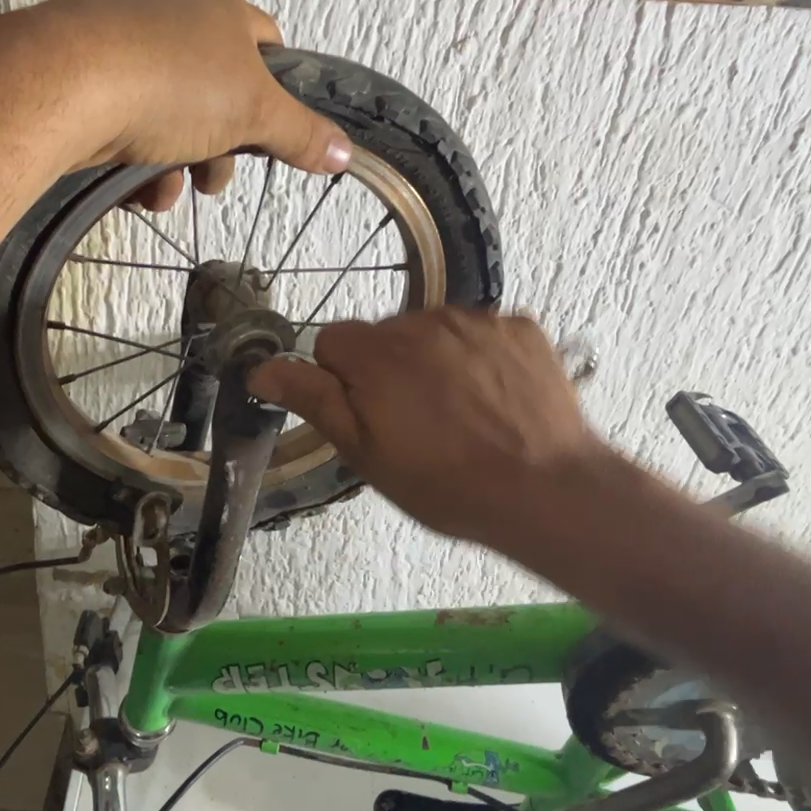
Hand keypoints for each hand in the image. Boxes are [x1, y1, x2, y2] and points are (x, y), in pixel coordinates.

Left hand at [15, 0, 352, 209]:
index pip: (268, 43)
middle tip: (215, 181)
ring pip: (171, 116)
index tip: (271, 134)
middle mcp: (174, 17)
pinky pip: (129, 123)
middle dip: (222, 146)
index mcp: (220, 9)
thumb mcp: (253, 115)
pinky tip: (135, 191)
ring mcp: (126, 45)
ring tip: (168, 194)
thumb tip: (348, 153)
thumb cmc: (174, 84)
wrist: (65, 83)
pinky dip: (138, 162)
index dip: (278, 91)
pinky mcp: (88, 77)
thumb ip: (301, 134)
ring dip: (179, 164)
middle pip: (218, 91)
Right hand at [249, 308, 617, 547]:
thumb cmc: (446, 483)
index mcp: (377, 353)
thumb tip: (263, 368)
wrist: (547, 490)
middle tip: (417, 423)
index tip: (367, 416)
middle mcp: (423, 321)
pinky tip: (496, 398)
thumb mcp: (365, 452)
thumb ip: (314, 399)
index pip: (334, 341)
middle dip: (390, 369)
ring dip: (435, 360)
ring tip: (461, 414)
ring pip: (434, 331)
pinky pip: (483, 332)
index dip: (342, 379)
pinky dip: (482, 357)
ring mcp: (478, 320)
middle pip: (386, 335)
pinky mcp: (520, 327)